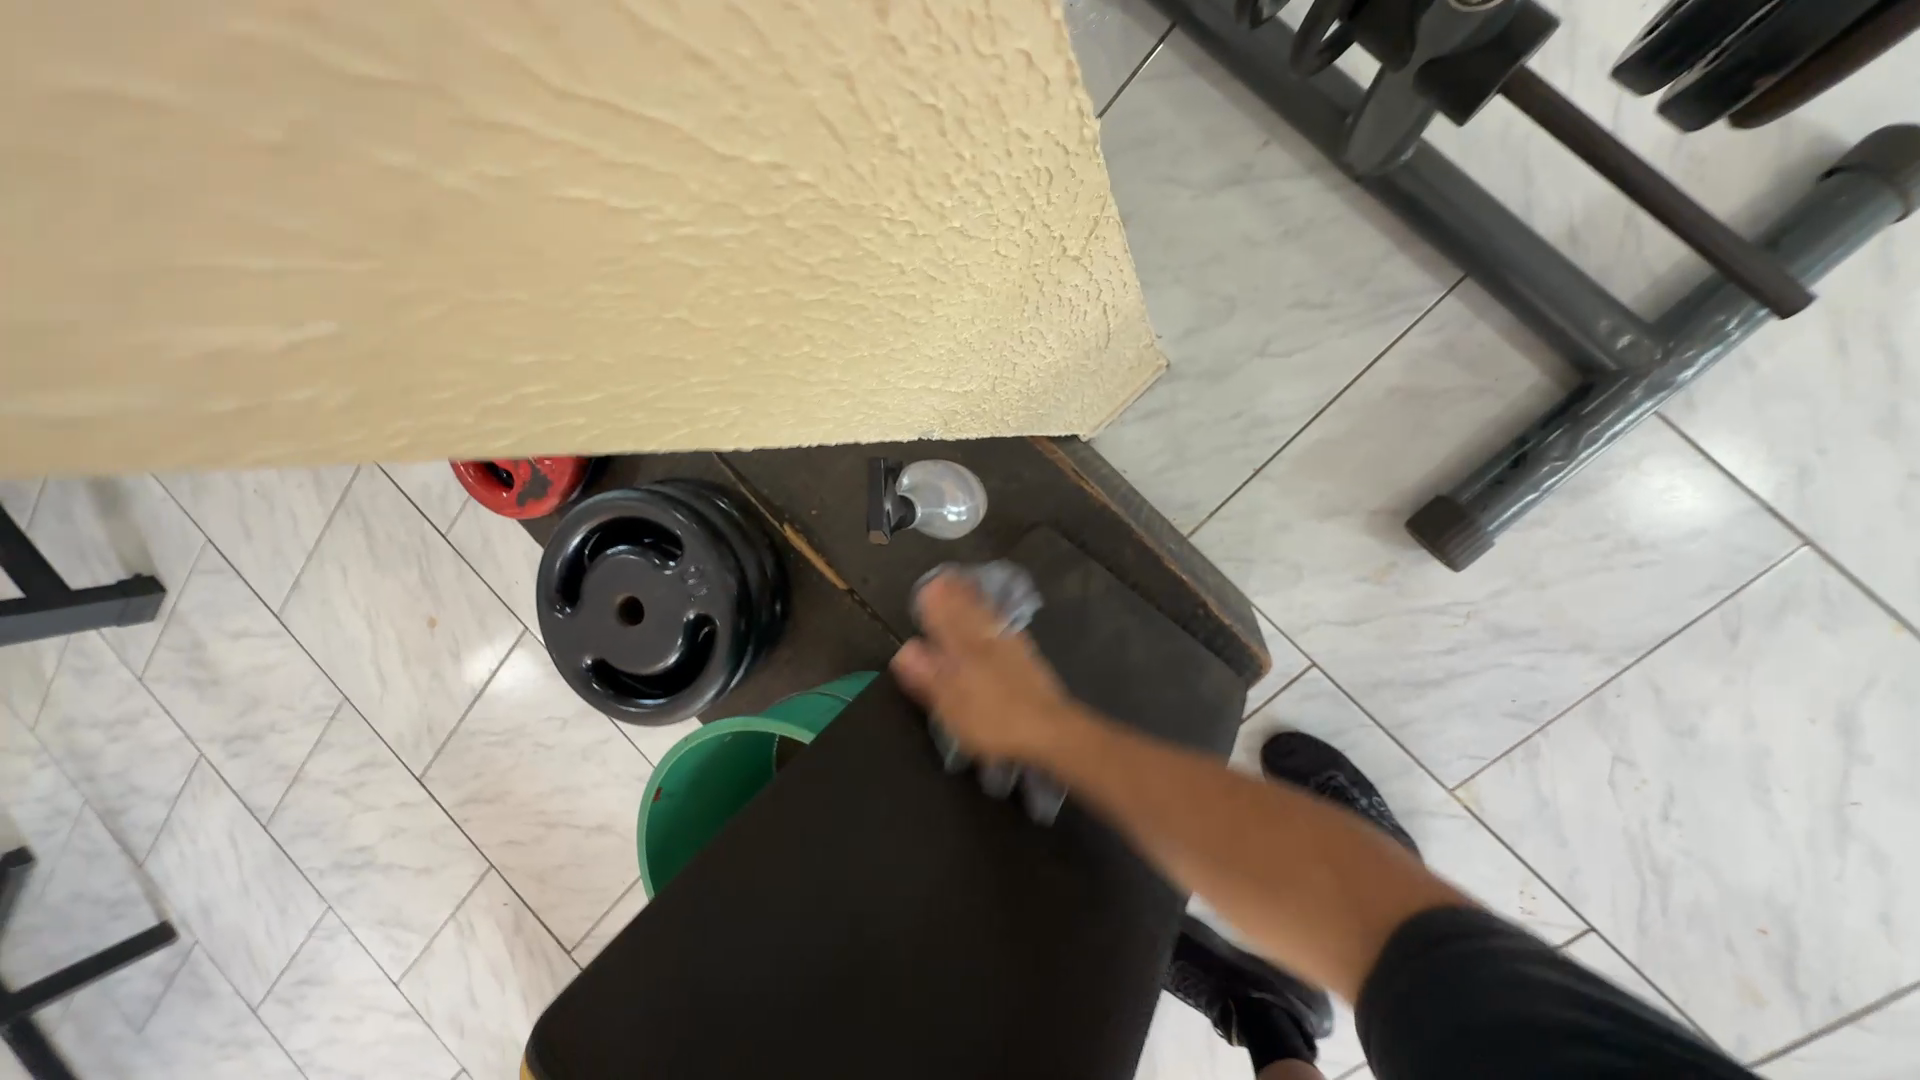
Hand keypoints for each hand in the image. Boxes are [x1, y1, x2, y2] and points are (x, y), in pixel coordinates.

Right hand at [889, 574, 1086, 764]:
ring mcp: (1010, 646)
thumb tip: (905, 650)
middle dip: (955, 595)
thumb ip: (928, 676)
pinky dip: (995, 615)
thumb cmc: (993, 721)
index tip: (928, 586)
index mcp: (963, 651)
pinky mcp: (1028, 657)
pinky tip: (997, 616)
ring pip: (987, 616)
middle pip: (967, 612)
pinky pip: (1005, 626)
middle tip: (945, 576)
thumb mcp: (951, 706)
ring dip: (975, 599)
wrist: (1050, 730)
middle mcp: (985, 642)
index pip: (945, 620)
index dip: (935, 604)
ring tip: (966, 584)